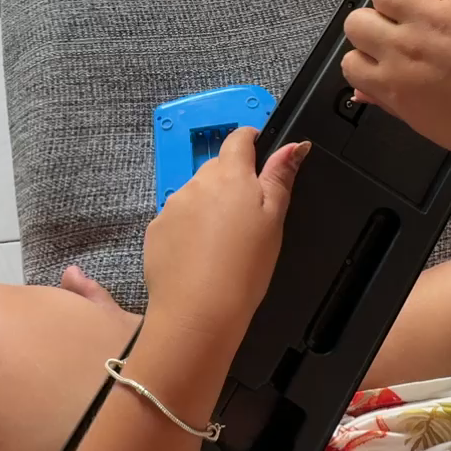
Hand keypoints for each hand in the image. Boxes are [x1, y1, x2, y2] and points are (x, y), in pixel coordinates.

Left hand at [142, 128, 309, 361]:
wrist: (198, 312)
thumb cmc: (245, 268)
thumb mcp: (274, 219)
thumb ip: (281, 176)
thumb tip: (293, 145)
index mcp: (230, 175)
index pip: (239, 138)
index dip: (251, 141)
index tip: (259, 155)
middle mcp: (197, 182)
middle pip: (216, 168)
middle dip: (231, 182)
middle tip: (247, 216)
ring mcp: (172, 205)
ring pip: (196, 193)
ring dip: (209, 205)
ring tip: (223, 242)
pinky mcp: (156, 229)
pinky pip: (176, 218)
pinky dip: (189, 228)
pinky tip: (200, 254)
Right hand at [341, 0, 450, 163]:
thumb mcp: (433, 127)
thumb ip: (394, 103)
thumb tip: (366, 91)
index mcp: (395, 86)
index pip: (350, 62)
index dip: (366, 61)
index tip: (381, 63)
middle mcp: (407, 47)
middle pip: (357, 21)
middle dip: (374, 29)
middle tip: (397, 37)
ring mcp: (436, 18)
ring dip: (398, 1)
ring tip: (419, 14)